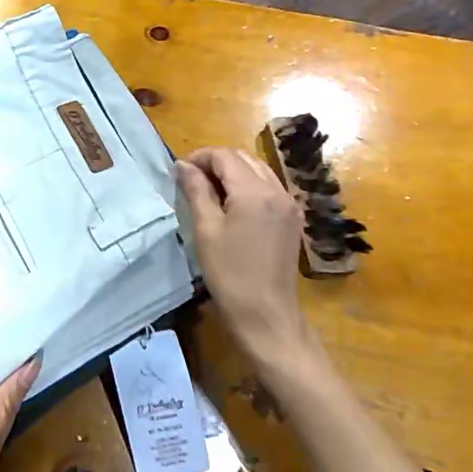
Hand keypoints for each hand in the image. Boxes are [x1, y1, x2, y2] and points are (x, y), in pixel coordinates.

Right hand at [175, 147, 311, 359]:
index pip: (225, 156)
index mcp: (254, 192)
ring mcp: (289, 204)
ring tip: (209, 192)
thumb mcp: (206, 230)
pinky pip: (269, 187)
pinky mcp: (292, 218)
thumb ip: (196, 191)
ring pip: (258, 170)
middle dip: (216, 163)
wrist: (266, 315)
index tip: (180, 172)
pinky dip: (248, 185)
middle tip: (192, 181)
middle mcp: (277, 190)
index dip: (200, 157)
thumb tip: (183, 166)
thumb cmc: (230, 274)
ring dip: (233, 172)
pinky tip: (232, 205)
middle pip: (243, 158)